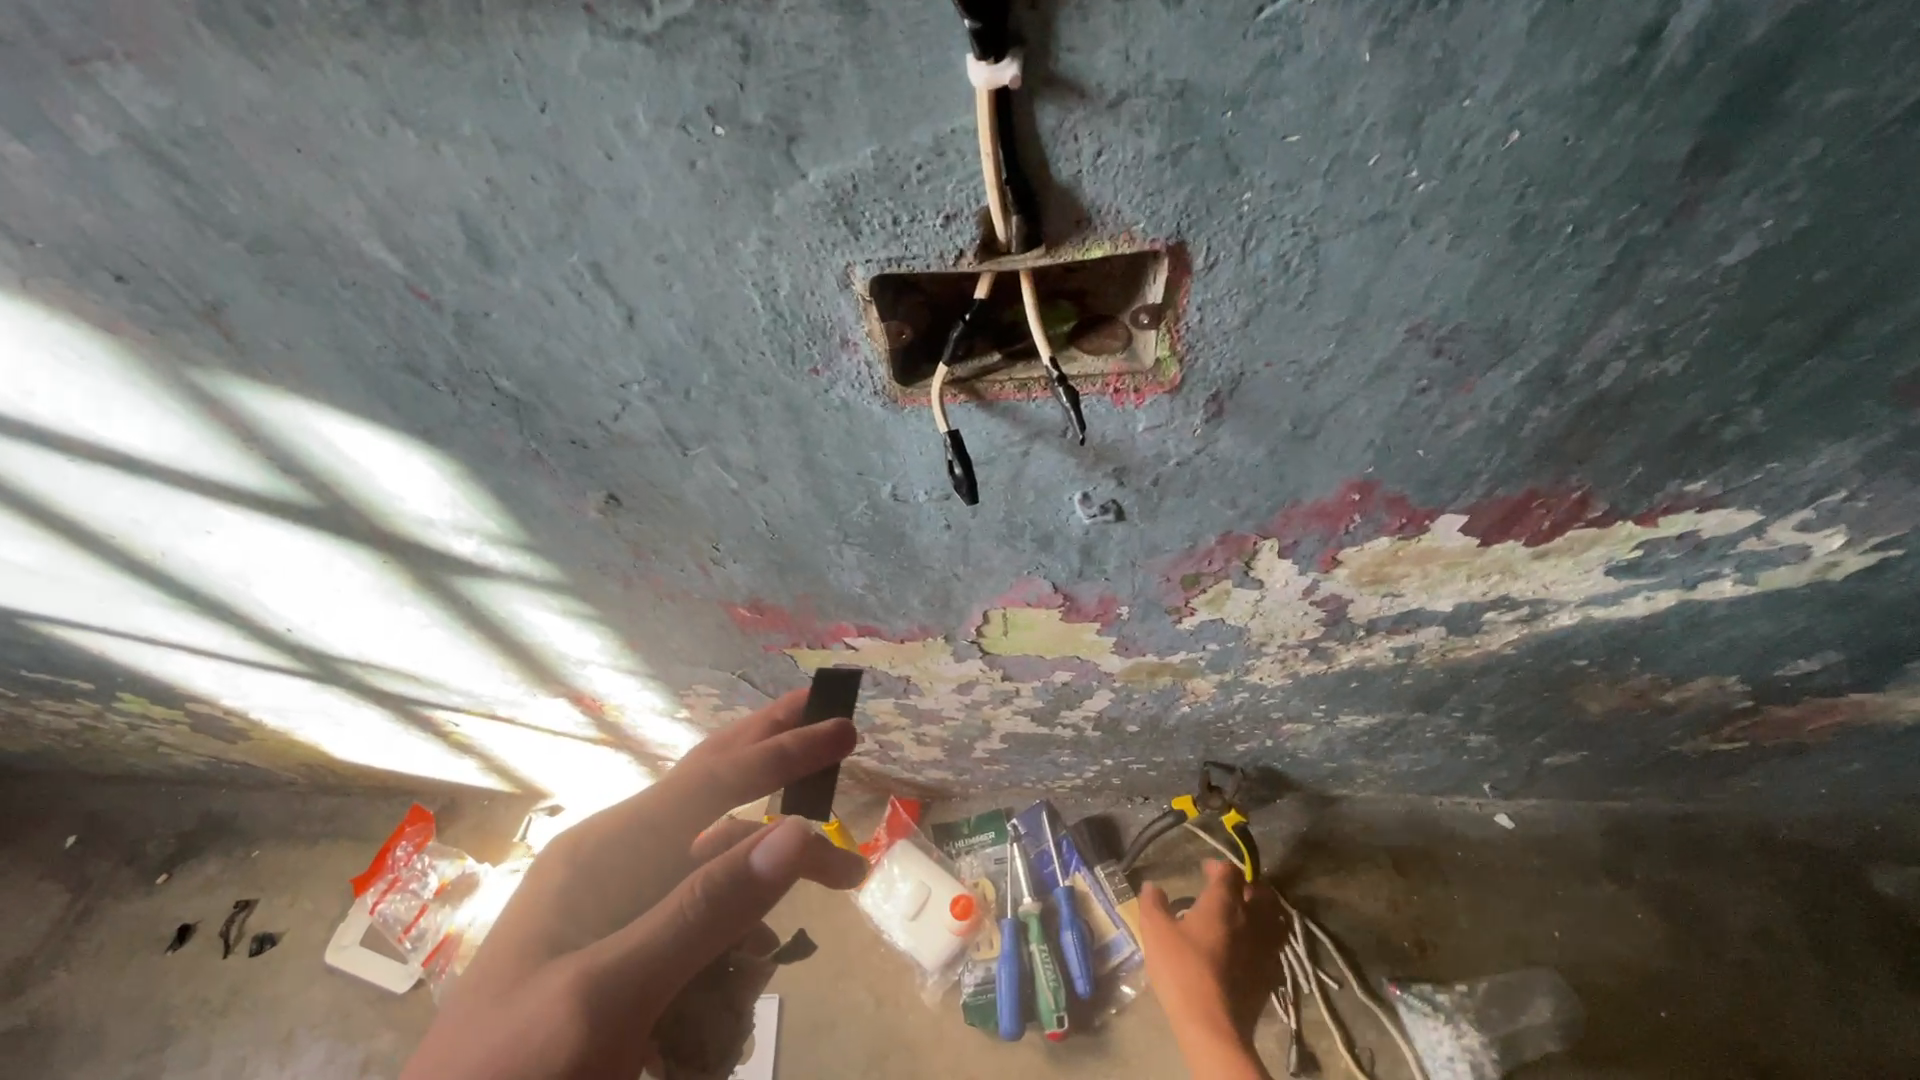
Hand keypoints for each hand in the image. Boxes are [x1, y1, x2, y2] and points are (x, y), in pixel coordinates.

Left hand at [402, 688, 868, 1079]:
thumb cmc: (511, 1072)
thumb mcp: (605, 996)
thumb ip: (702, 911)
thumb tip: (796, 830)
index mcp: (602, 853)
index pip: (711, 780)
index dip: (782, 751)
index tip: (846, 728)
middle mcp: (618, 866)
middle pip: (716, 793)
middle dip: (774, 763)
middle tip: (837, 731)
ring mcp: (628, 915)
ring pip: (726, 888)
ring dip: (752, 936)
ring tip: (733, 1016)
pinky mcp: (637, 961)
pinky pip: (710, 944)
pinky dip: (726, 984)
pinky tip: (706, 1043)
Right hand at [1139, 860, 1280, 1078]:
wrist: (1213, 1024)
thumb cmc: (1182, 970)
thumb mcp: (1155, 933)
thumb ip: (1153, 904)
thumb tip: (1152, 886)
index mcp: (1223, 903)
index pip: (1229, 872)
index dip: (1218, 866)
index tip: (1205, 869)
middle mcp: (1251, 919)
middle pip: (1261, 891)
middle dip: (1248, 884)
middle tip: (1232, 890)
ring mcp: (1266, 947)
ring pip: (1276, 918)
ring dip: (1264, 910)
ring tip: (1249, 915)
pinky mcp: (1272, 974)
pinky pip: (1276, 947)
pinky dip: (1267, 940)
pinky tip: (1253, 949)